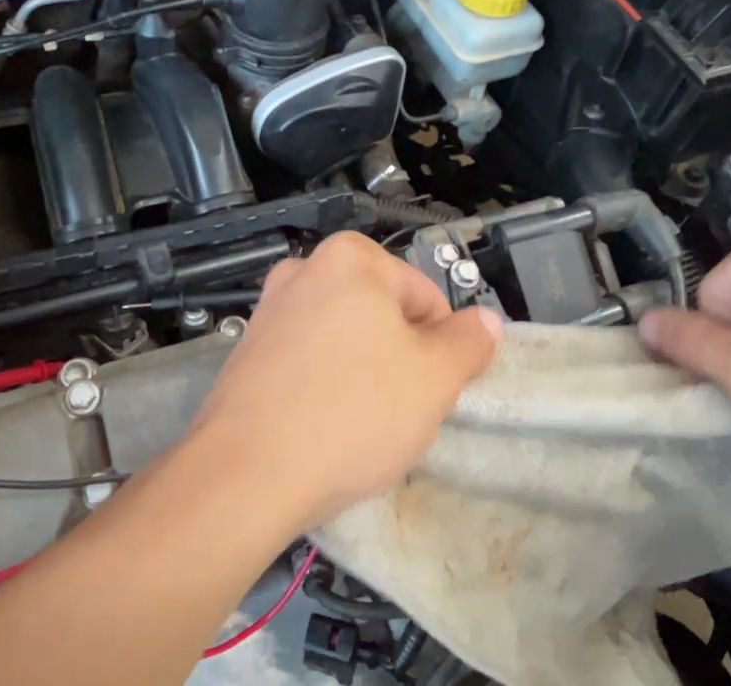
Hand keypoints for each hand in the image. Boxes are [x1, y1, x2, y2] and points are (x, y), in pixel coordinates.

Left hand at [184, 232, 501, 529]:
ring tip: (359, 424)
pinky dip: (321, 387)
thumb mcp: (433, 379)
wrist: (247, 472)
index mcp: (350, 258)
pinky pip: (305, 363)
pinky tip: (322, 427)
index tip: (431, 388)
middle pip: (381, 315)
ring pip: (343, 341)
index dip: (439, 346)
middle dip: (398, 358)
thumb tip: (485, 321)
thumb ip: (467, 343)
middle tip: (399, 409)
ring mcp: (269, 311)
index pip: (424, 297)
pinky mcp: (246, 353)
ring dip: (361, 375)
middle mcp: (303, 270)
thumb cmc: (351, 413)